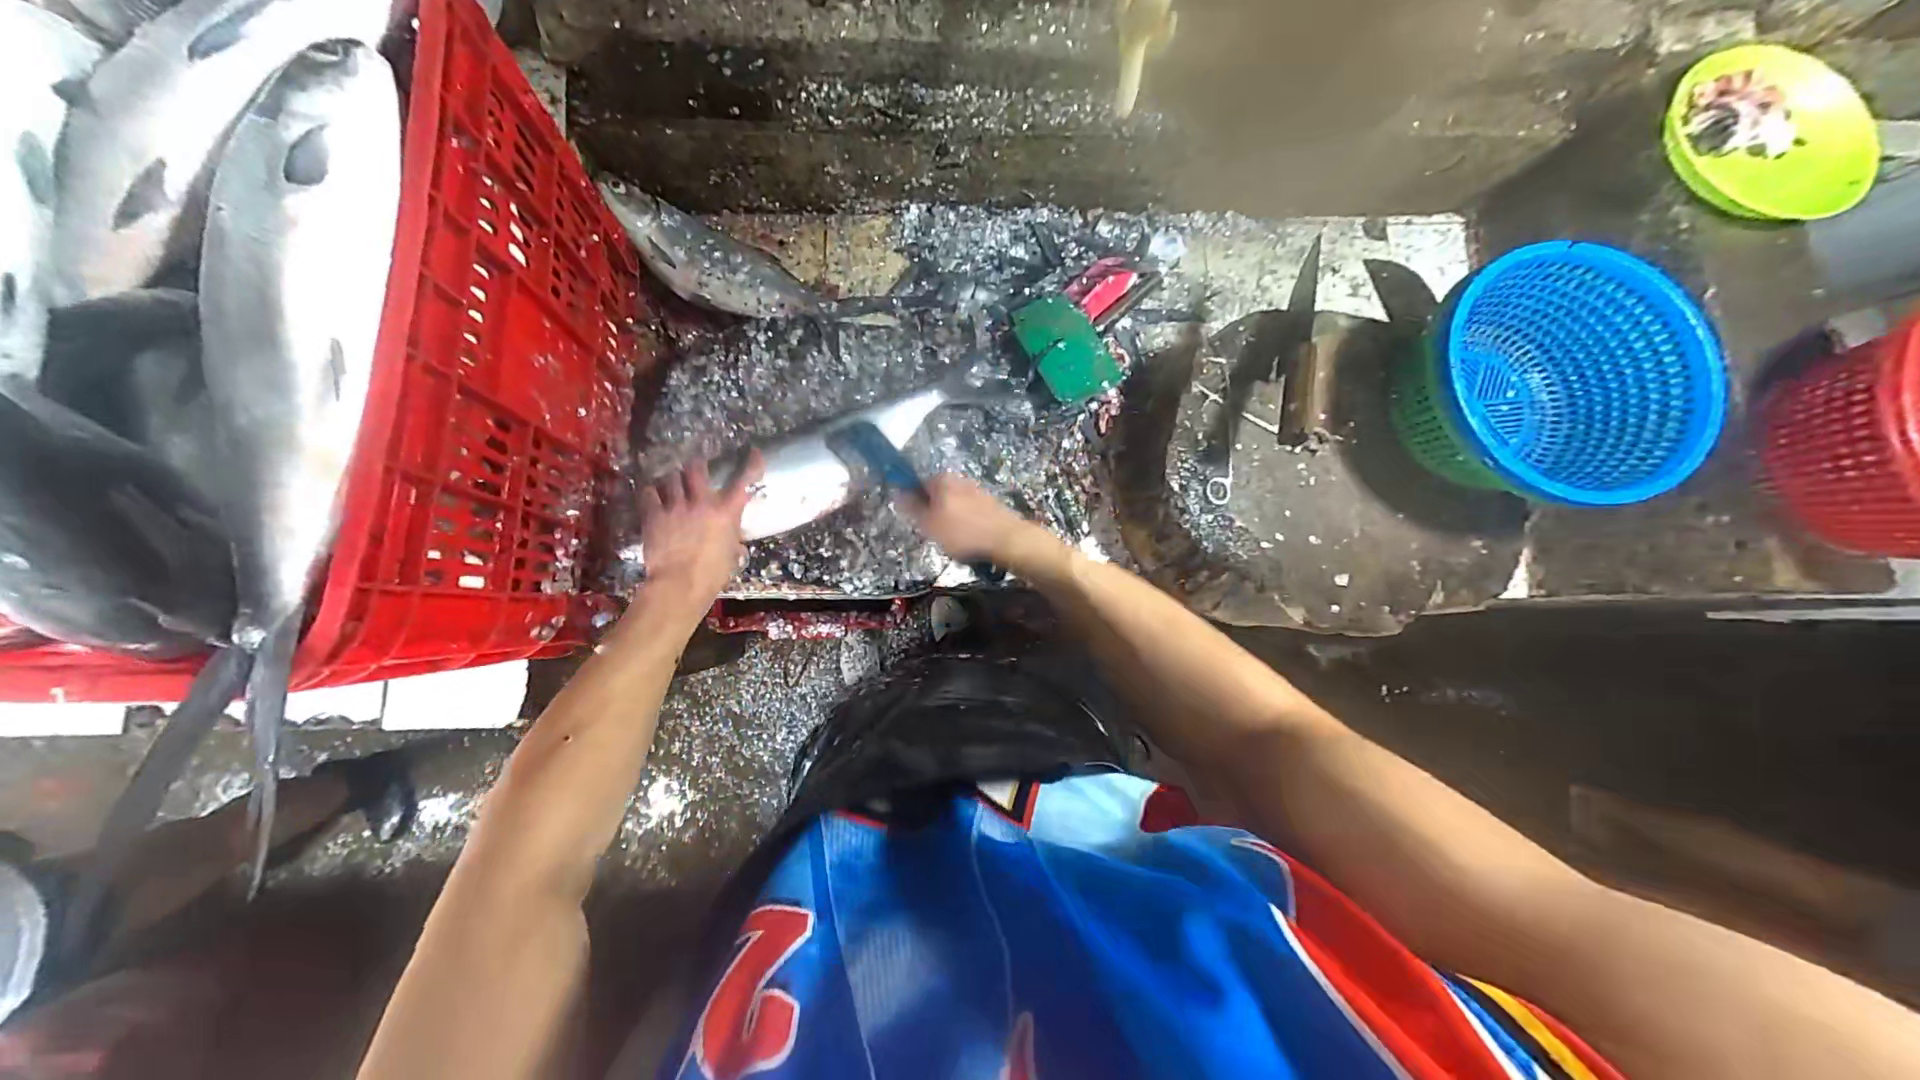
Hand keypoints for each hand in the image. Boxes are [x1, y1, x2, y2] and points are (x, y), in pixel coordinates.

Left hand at [638, 451, 763, 606]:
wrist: (680, 584)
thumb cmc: (713, 574)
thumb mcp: (732, 552)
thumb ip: (733, 534)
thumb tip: (734, 531)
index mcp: (726, 512)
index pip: (743, 481)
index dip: (751, 464)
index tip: (755, 452)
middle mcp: (702, 502)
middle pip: (697, 469)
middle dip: (697, 464)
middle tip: (697, 465)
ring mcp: (676, 506)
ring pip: (672, 478)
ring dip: (674, 478)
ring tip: (673, 481)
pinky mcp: (653, 515)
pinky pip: (649, 493)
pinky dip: (651, 491)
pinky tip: (652, 494)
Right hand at [901, 473, 1032, 563]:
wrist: (1006, 540)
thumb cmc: (963, 533)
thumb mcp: (929, 524)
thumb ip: (912, 507)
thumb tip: (899, 493)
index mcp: (941, 479)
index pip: (917, 485)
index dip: (914, 503)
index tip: (918, 521)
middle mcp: (959, 479)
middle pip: (937, 495)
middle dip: (934, 512)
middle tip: (935, 533)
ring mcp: (977, 490)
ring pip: (954, 505)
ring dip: (951, 520)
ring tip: (954, 540)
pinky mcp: (990, 503)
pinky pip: (970, 513)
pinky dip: (966, 524)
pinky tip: (970, 539)